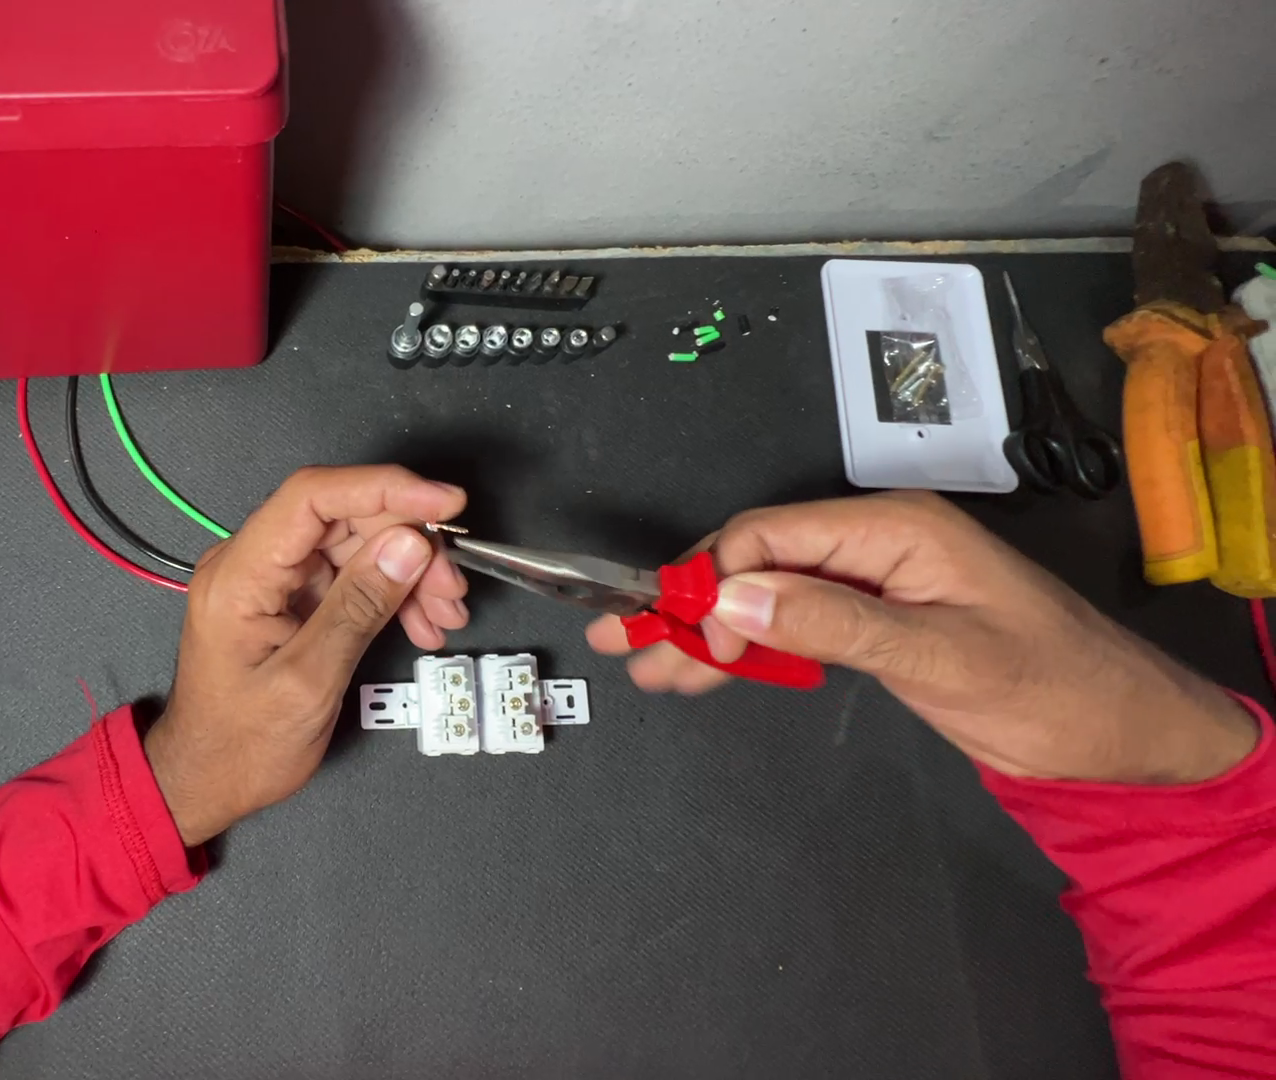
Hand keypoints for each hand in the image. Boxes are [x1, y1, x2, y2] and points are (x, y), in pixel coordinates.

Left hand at [144, 466, 468, 844]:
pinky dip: (391, 594)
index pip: (313, 497)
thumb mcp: (309, 682)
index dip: (385, 488)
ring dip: (409, 573)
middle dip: (409, 543)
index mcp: (240, 574)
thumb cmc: (242, 745)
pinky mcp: (290, 597)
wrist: (205, 781)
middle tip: (454, 589)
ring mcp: (272, 578)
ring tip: (445, 615)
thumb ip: (359, 608)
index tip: (447, 504)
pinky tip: (422, 623)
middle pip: (343, 519)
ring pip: (355, 546)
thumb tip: (411, 544)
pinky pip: (349, 576)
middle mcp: (252, 562)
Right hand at [587, 491, 1258, 783]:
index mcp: (888, 530)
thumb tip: (733, 597)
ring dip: (700, 635)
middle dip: (686, 606)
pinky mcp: (852, 622)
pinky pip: (777, 627)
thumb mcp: (943, 654)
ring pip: (753, 599)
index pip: (767, 536)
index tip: (704, 640)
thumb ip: (833, 621)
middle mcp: (860, 547)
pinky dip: (736, 652)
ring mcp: (854, 585)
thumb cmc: (1052, 689)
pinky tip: (697, 672)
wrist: (1120, 743)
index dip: (720, 582)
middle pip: (747, 564)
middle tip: (624, 641)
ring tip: (646, 666)